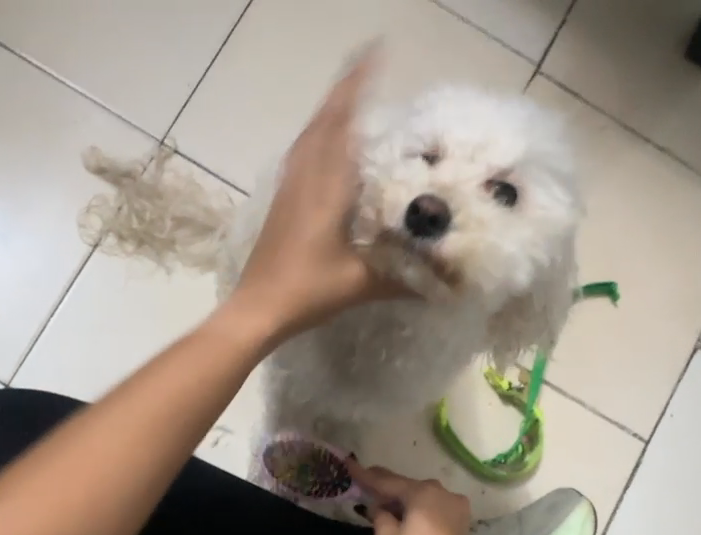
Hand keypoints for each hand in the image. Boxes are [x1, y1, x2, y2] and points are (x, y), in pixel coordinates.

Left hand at [225, 49, 408, 338]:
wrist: (255, 310)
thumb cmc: (306, 293)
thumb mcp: (359, 286)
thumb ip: (401, 280)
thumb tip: (445, 282)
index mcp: (326, 189)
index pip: (344, 127)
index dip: (357, 91)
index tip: (373, 59)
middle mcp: (304, 180)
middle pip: (322, 123)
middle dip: (344, 93)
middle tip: (365, 68)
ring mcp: (287, 192)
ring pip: (307, 139)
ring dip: (327, 114)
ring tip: (347, 98)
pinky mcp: (279, 206)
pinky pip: (298, 158)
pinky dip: (314, 139)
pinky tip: (321, 147)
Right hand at [351, 463, 472, 534]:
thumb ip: (380, 515)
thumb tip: (379, 507)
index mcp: (424, 493)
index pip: (388, 482)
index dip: (366, 475)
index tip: (349, 463)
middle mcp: (444, 493)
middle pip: (408, 487)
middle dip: (387, 488)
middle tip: (365, 486)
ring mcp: (457, 507)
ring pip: (423, 497)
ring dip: (404, 500)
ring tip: (384, 505)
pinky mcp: (462, 522)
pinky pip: (435, 508)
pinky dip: (419, 509)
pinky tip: (406, 516)